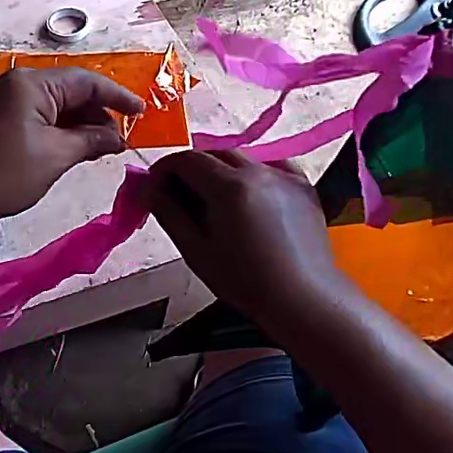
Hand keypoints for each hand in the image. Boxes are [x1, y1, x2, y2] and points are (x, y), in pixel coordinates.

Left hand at [0, 67, 144, 239]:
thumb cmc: (7, 174)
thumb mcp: (58, 155)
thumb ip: (92, 140)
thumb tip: (117, 138)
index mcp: (31, 84)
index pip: (85, 82)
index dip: (116, 97)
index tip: (140, 112)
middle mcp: (17, 84)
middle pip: (70, 90)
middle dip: (98, 113)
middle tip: (121, 139)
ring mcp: (5, 101)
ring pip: (57, 105)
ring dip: (81, 124)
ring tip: (103, 147)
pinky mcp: (0, 119)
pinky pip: (41, 116)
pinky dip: (62, 130)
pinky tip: (78, 147)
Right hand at [146, 150, 348, 330]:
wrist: (302, 297)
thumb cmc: (245, 281)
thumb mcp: (197, 251)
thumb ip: (169, 213)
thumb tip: (149, 189)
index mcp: (229, 186)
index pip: (187, 159)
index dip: (165, 168)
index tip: (155, 186)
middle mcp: (258, 171)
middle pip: (215, 154)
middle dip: (192, 168)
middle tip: (179, 195)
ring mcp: (284, 176)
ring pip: (243, 159)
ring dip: (222, 170)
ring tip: (214, 201)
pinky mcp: (303, 186)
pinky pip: (272, 167)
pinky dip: (254, 174)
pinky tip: (250, 196)